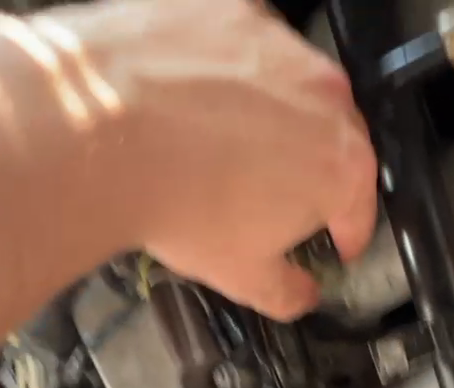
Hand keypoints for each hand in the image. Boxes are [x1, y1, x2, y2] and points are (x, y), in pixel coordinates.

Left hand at [0, 0, 377, 319]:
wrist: (93, 129)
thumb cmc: (174, 198)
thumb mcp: (245, 278)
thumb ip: (291, 293)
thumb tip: (300, 293)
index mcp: (343, 166)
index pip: (361, 208)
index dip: (347, 234)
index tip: (335, 242)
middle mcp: (323, 95)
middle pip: (333, 142)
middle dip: (311, 173)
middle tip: (274, 198)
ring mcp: (276, 42)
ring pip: (291, 90)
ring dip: (272, 120)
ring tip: (225, 150)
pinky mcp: (227, 6)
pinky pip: (243, 47)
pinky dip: (228, 74)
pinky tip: (196, 104)